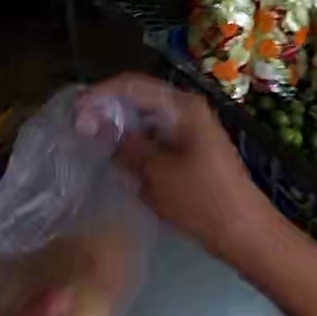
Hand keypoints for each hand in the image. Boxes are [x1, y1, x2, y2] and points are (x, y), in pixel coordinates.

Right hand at [80, 73, 271, 259]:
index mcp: (183, 106)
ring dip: (120, 127)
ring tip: (89, 144)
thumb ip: (124, 145)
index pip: (132, 85)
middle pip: (140, 97)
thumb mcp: (155, 174)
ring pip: (147, 118)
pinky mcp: (193, 148)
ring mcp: (193, 128)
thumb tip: (93, 124)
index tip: (71, 116)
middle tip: (76, 131)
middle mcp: (189, 108)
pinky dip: (136, 142)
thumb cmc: (201, 200)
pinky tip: (117, 158)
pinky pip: (158, 135)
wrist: (245, 230)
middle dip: (107, 111)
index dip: (98, 96)